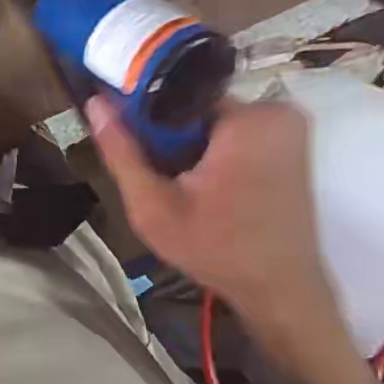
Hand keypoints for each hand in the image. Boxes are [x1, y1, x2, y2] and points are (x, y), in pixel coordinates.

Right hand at [87, 95, 332, 317]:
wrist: (279, 289)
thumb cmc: (217, 248)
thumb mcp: (154, 205)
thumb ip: (122, 152)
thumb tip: (94, 103)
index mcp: (249, 119)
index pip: (174, 95)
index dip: (141, 118)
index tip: (125, 144)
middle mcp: (277, 112)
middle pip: (192, 108)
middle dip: (165, 136)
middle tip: (152, 175)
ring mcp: (288, 127)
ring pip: (208, 121)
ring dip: (184, 146)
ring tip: (173, 185)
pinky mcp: (289, 144)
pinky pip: (231, 134)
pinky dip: (207, 153)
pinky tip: (197, 187)